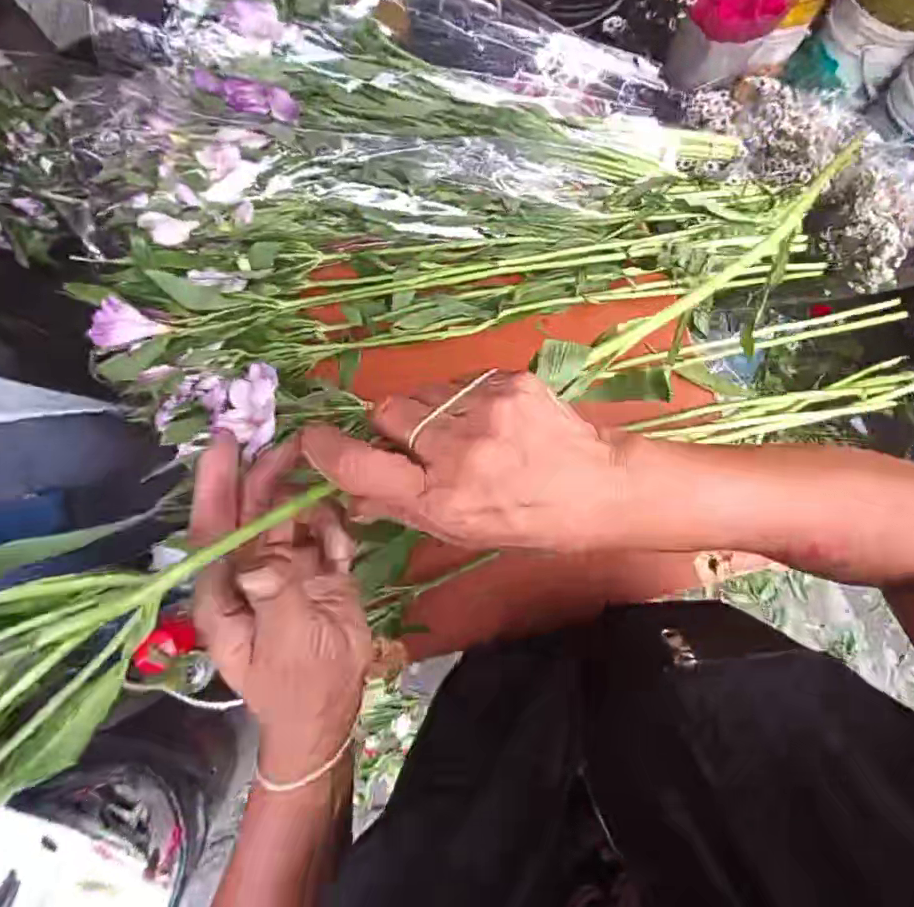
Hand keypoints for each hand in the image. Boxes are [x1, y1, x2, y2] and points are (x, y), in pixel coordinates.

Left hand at [190, 434, 371, 782]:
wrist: (334, 707)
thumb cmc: (296, 685)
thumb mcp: (284, 644)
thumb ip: (276, 596)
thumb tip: (261, 562)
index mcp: (225, 589)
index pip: (214, 527)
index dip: (216, 483)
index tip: (224, 441)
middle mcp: (251, 569)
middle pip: (255, 510)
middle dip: (271, 476)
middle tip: (297, 443)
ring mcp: (286, 566)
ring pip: (294, 515)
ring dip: (314, 507)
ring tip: (332, 528)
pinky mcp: (319, 567)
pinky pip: (326, 531)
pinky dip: (338, 531)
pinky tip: (344, 557)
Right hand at [301, 371, 632, 552]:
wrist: (600, 485)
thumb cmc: (531, 522)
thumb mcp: (463, 531)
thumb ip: (401, 508)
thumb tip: (349, 491)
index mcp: (444, 499)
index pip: (361, 465)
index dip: (327, 450)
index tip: (313, 441)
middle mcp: (459, 450)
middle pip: (386, 412)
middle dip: (389, 427)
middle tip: (416, 443)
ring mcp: (487, 409)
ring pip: (421, 393)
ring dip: (425, 411)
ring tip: (459, 431)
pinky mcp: (509, 381)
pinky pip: (460, 384)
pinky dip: (461, 400)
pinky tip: (490, 420)